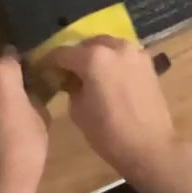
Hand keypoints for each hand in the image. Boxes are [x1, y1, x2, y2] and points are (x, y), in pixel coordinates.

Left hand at [0, 49, 47, 192]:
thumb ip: (33, 94)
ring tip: (18, 107)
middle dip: (11, 77)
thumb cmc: (26, 146)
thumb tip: (30, 89)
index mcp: (0, 74)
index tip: (37, 71)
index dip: (26, 63)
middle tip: (29, 89)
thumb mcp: (40, 115)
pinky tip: (5, 118)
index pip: (13, 56)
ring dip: (0, 91)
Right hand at [41, 37, 187, 187]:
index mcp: (93, 57)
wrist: (150, 147)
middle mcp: (114, 47)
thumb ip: (71, 87)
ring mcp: (134, 52)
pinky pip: (123, 54)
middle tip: (66, 72)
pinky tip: (108, 76)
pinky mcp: (147, 62)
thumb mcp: (78, 111)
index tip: (40, 69)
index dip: (48, 61)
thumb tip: (70, 80)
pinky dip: (112, 60)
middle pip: (86, 44)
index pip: (62, 53)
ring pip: (106, 45)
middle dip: (74, 56)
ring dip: (95, 55)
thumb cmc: (109, 133)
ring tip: (89, 73)